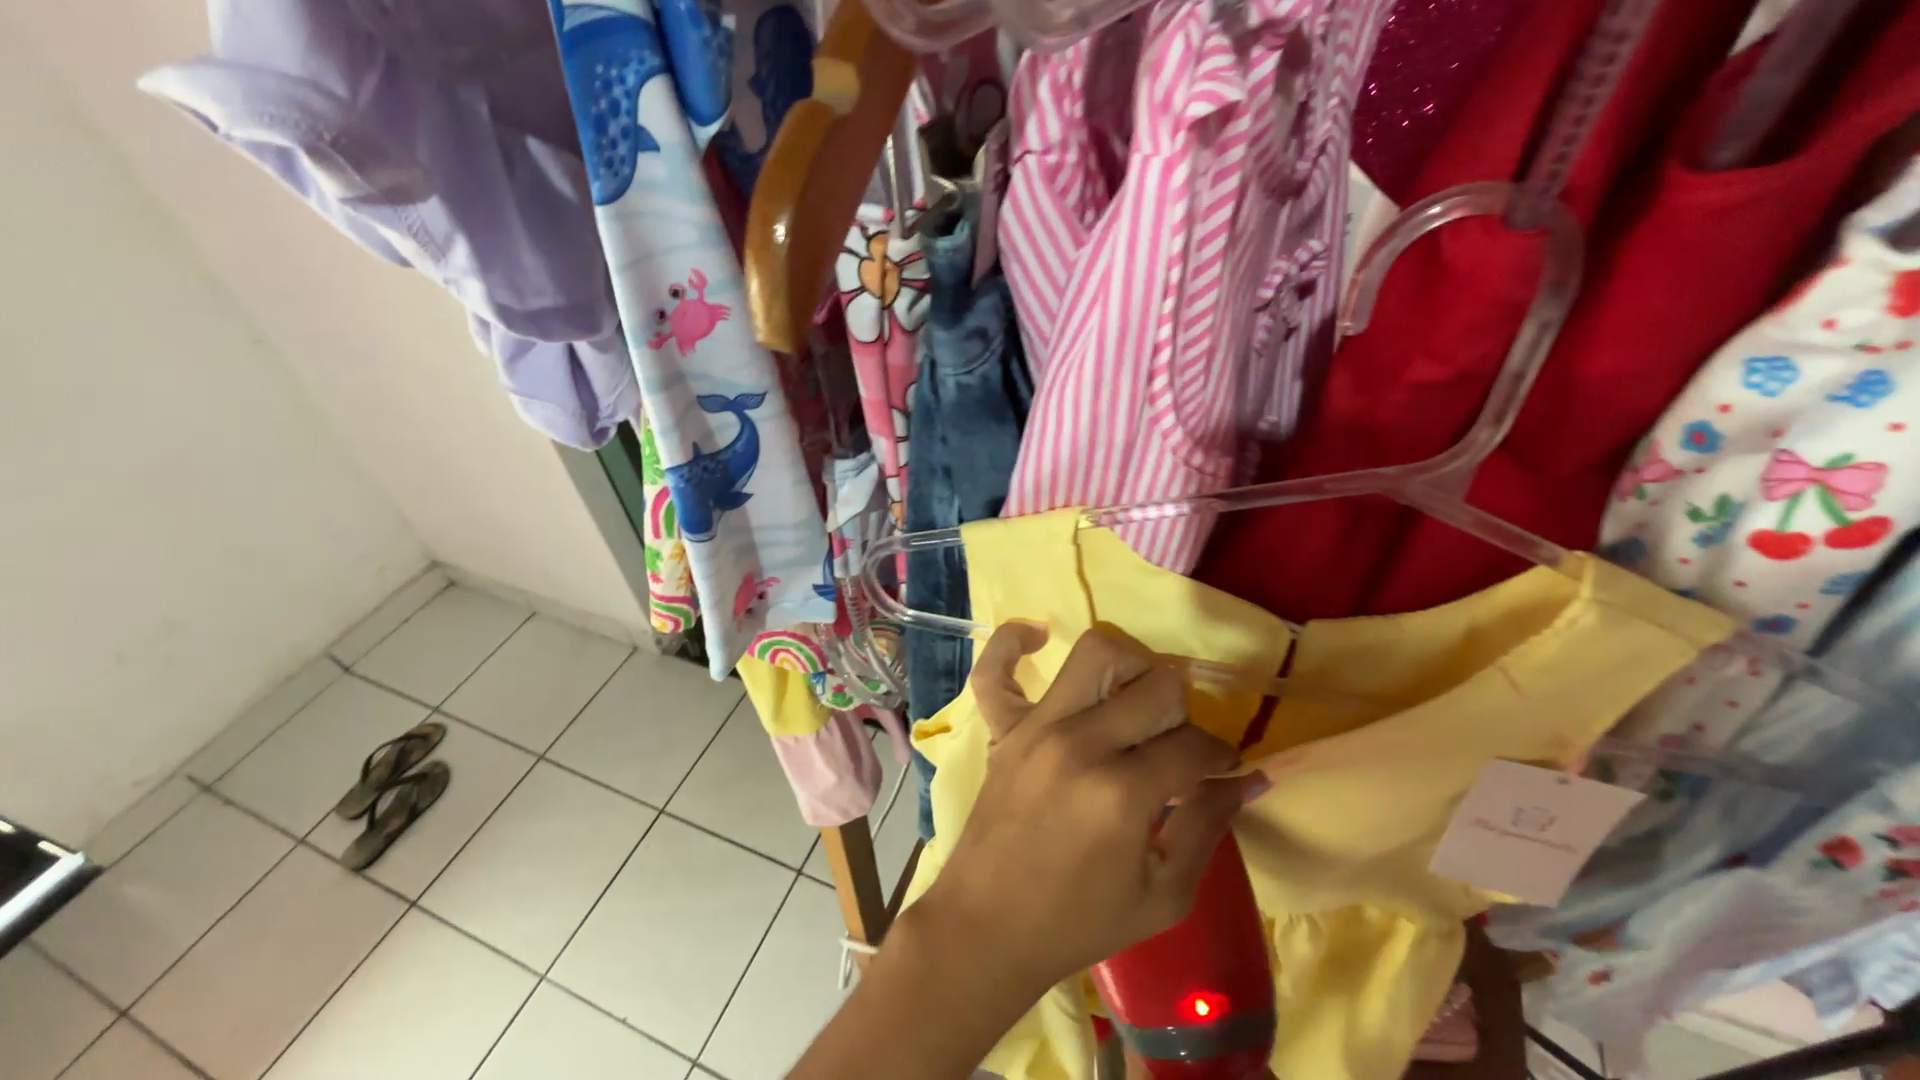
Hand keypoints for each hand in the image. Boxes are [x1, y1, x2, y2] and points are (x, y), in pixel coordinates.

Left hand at [910, 622, 1268, 995]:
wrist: (988, 930)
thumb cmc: (1080, 923)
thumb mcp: (1164, 894)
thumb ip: (1209, 826)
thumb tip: (1250, 776)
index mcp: (1123, 793)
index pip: (1194, 744)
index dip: (1220, 756)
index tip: (1218, 772)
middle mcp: (1078, 745)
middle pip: (1157, 687)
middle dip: (1182, 715)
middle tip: (1174, 748)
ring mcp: (1034, 731)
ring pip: (1094, 655)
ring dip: (1129, 668)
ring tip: (1134, 702)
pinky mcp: (1000, 732)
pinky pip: (994, 671)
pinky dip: (1014, 644)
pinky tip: (1039, 637)